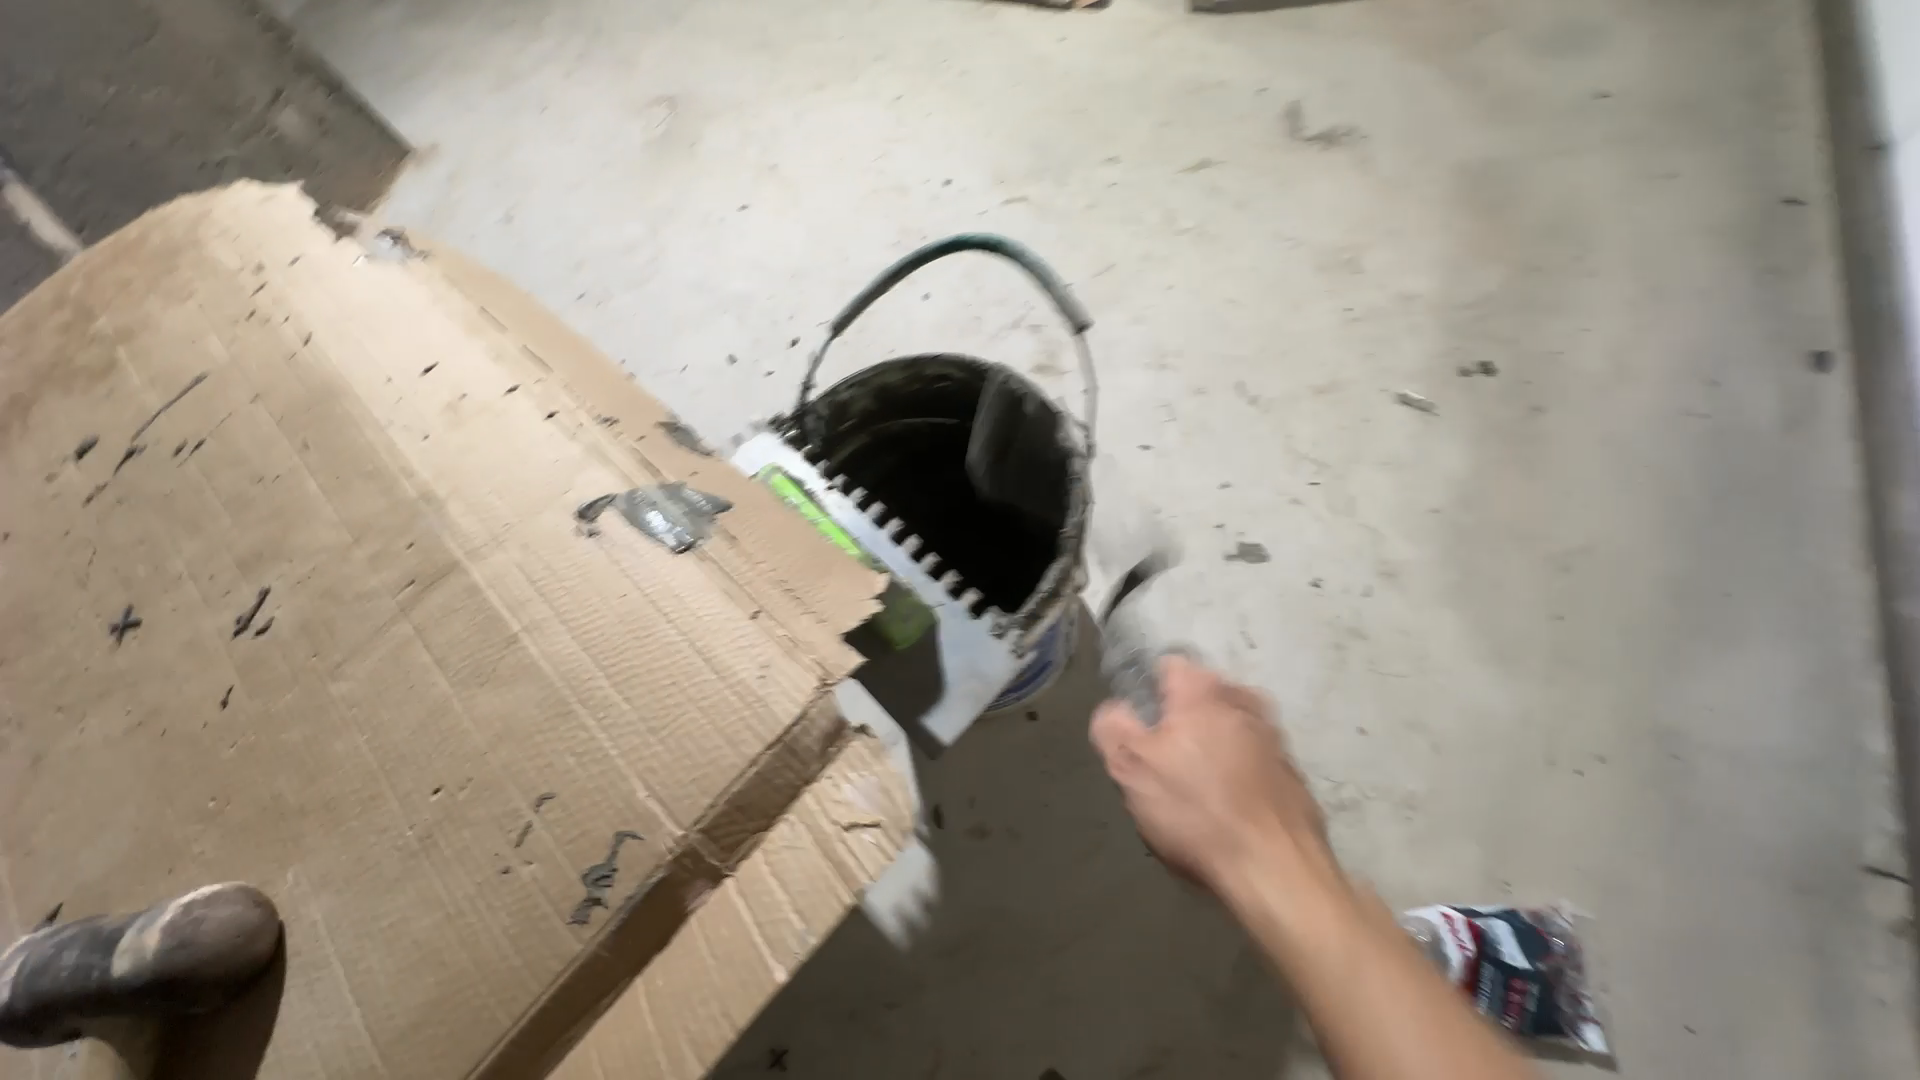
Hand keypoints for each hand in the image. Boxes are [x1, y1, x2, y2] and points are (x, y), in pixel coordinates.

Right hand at [1090, 655, 1334, 894]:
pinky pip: (1254, 760)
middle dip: (1183, 718)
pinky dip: (1240, 773)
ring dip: (1214, 744)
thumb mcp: (1130, 769)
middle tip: (1164, 758)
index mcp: (1202, 691)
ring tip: (1196, 785)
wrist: (1276, 869)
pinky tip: (1228, 807)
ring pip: (1231, 727)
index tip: (1139, 724)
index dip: (1147, 690)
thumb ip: (1113, 727)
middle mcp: (1243, 702)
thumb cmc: (1196, 812)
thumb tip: (1114, 708)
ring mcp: (1274, 738)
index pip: (1168, 665)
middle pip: (1202, 696)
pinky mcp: (1292, 774)